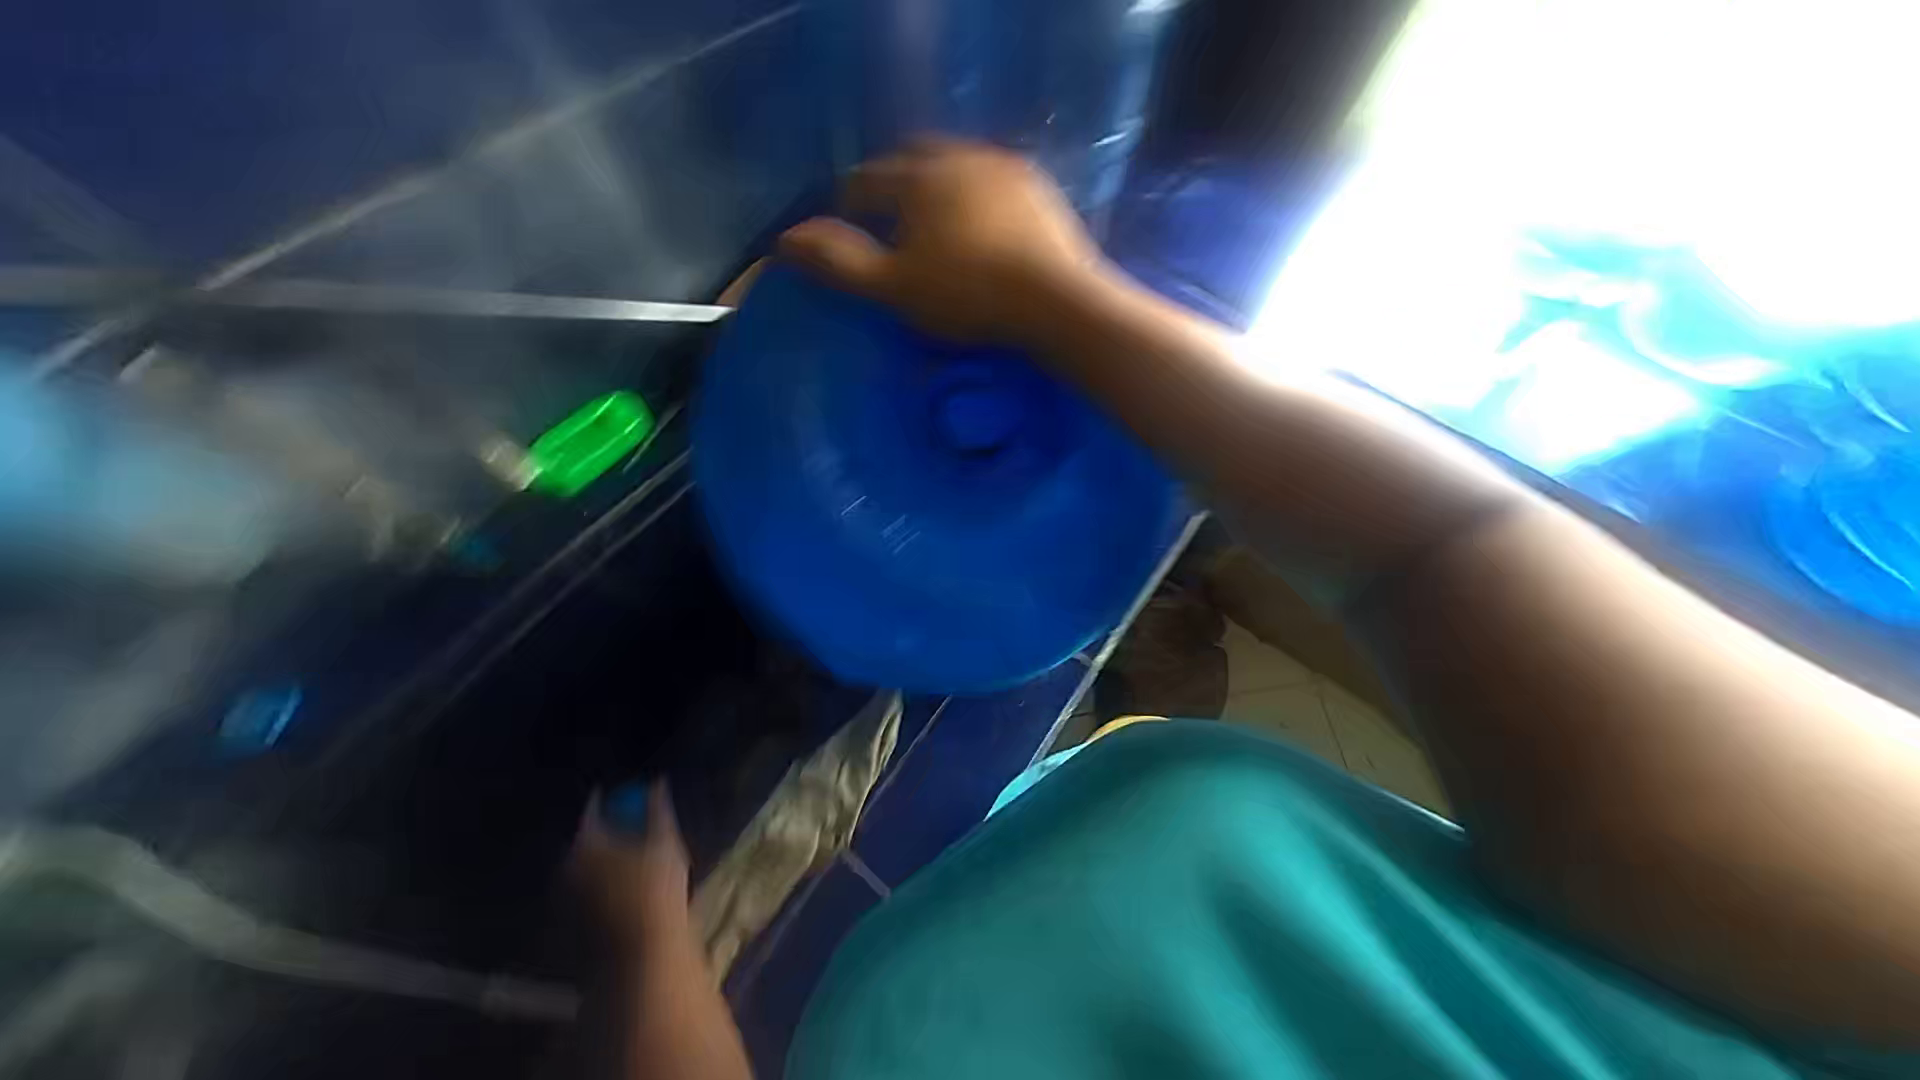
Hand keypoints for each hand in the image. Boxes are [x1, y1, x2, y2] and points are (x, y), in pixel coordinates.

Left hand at [573, 780, 691, 955]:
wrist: (640, 954)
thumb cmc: (655, 890)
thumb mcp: (665, 841)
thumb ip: (658, 808)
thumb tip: (658, 782)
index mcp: (586, 845)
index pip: (591, 812)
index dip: (604, 800)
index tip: (615, 793)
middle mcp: (568, 870)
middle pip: (586, 842)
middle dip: (605, 832)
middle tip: (628, 828)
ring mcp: (566, 901)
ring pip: (585, 869)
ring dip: (603, 860)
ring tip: (631, 860)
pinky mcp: (572, 925)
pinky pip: (586, 892)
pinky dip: (602, 884)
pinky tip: (626, 891)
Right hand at [778, 136, 1103, 343]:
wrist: (1054, 300)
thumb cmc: (967, 295)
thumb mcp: (895, 287)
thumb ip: (841, 262)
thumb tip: (785, 239)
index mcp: (917, 179)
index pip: (865, 181)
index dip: (847, 204)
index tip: (844, 227)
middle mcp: (958, 157)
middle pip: (909, 158)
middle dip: (890, 182)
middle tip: (885, 216)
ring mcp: (1002, 166)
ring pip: (954, 162)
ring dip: (934, 182)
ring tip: (931, 217)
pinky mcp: (1036, 187)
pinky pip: (992, 176)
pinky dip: (974, 192)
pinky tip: (980, 219)